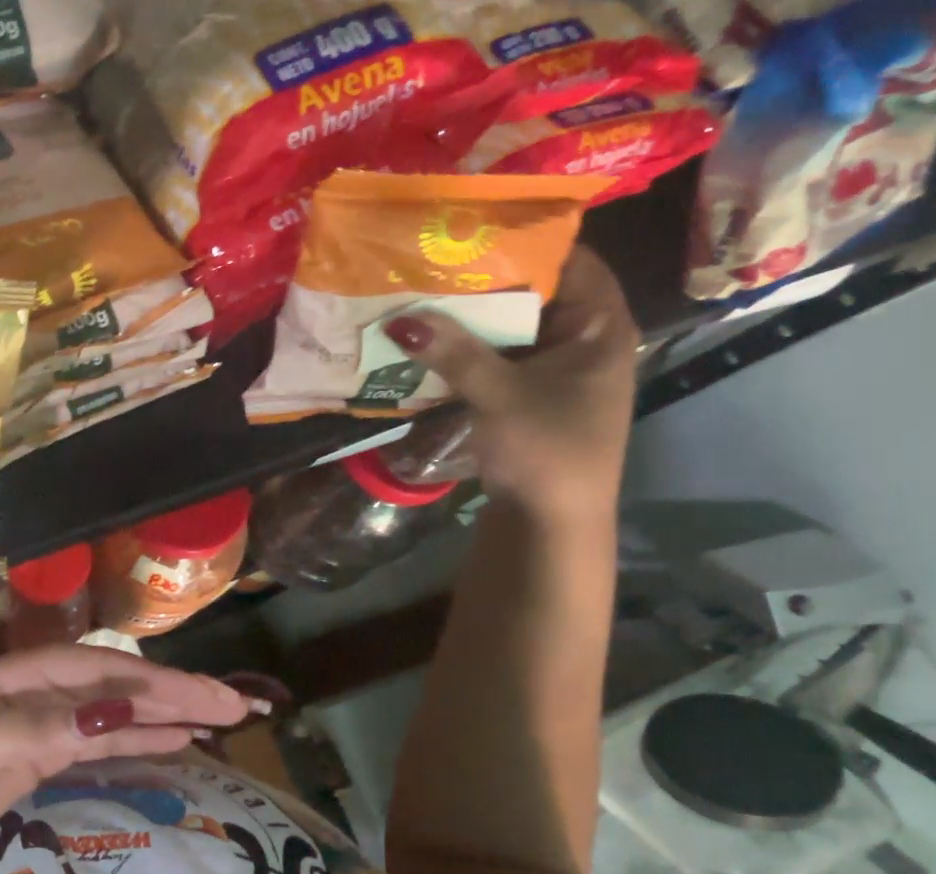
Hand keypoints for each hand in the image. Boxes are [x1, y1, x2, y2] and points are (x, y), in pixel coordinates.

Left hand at [0, 645, 255, 852]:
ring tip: (224, 722)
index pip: (105, 671)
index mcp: (23, 674)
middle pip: (119, 688)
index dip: (160, 683)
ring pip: (117, 716)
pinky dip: (140, 743)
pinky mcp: (43, 760)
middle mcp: (41, 693)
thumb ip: (47, 728)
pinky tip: (178, 744)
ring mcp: (44, 726)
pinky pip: (101, 747)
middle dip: (178, 695)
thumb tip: (117, 715)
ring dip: (168, 716)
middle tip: (240, 708)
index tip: (212, 697)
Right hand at [382, 246, 640, 519]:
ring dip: (470, 316)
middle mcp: (582, 339)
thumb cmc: (547, 448)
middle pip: (536, 292)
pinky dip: (468, 347)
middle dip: (486, 278)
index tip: (475, 224)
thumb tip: (401, 317)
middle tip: (434, 256)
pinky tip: (428, 340)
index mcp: (599, 326)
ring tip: (421, 291)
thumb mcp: (499, 394)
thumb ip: (453, 352)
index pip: (572, 259)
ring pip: (512, 327)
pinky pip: (498, 356)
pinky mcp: (529, 395)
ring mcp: (555, 369)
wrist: (554, 521)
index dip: (528, 238)